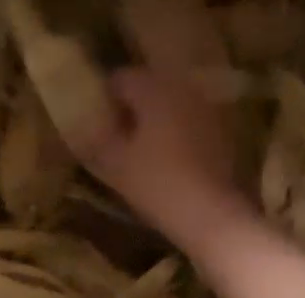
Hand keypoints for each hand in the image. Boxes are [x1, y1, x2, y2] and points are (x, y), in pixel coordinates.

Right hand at [72, 68, 251, 252]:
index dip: (105, 97)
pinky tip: (166, 160)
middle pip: (149, 88)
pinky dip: (175, 133)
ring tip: (140, 149)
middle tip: (116, 135)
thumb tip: (83, 127)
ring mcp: (205, 107)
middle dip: (131, 107)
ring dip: (154, 120)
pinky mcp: (220, 131)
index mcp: (153, 88)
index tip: (95, 120)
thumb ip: (98, 140)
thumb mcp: (117, 165)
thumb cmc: (156, 183)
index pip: (121, 78)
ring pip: (171, 105)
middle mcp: (182, 87)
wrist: (208, 211)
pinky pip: (188, 123)